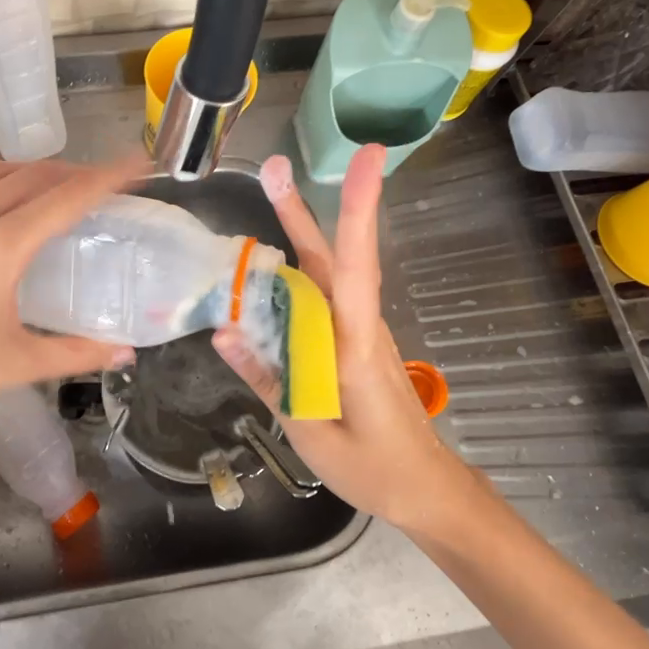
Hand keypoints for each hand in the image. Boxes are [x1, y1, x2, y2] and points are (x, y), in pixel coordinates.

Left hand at [0, 156, 143, 430]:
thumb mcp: (17, 365)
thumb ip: (78, 353)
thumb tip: (127, 352)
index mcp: (1, 249)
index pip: (67, 197)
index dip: (108, 177)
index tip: (135, 164)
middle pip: (34, 177)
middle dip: (74, 174)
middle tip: (98, 184)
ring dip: (29, 170)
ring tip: (51, 182)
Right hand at [212, 146, 462, 529]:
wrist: (426, 487)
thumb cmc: (374, 469)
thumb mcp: (310, 433)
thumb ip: (268, 379)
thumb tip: (222, 330)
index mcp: (355, 347)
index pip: (355, 269)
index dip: (359, 212)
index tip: (367, 160)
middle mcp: (361, 325)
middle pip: (332, 257)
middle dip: (301, 209)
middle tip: (272, 167)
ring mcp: (361, 329)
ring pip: (326, 271)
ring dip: (297, 230)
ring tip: (269, 192)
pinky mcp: (354, 338)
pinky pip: (321, 297)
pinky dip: (294, 274)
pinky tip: (266, 270)